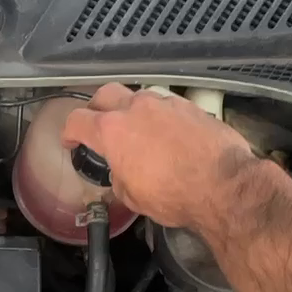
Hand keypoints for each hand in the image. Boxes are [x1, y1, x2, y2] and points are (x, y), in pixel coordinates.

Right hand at [60, 83, 286, 233]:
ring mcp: (165, 103)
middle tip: (97, 125)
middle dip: (96, 108)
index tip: (71, 141)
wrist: (223, 185)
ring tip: (135, 131)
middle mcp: (136, 109)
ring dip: (130, 110)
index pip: (77, 120)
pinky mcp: (190, 106)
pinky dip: (159, 117)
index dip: (69, 132)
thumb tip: (121, 172)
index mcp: (112, 131)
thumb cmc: (174, 195)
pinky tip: (165, 135)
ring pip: (138, 97)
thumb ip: (118, 177)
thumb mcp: (132, 196)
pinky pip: (166, 105)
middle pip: (104, 94)